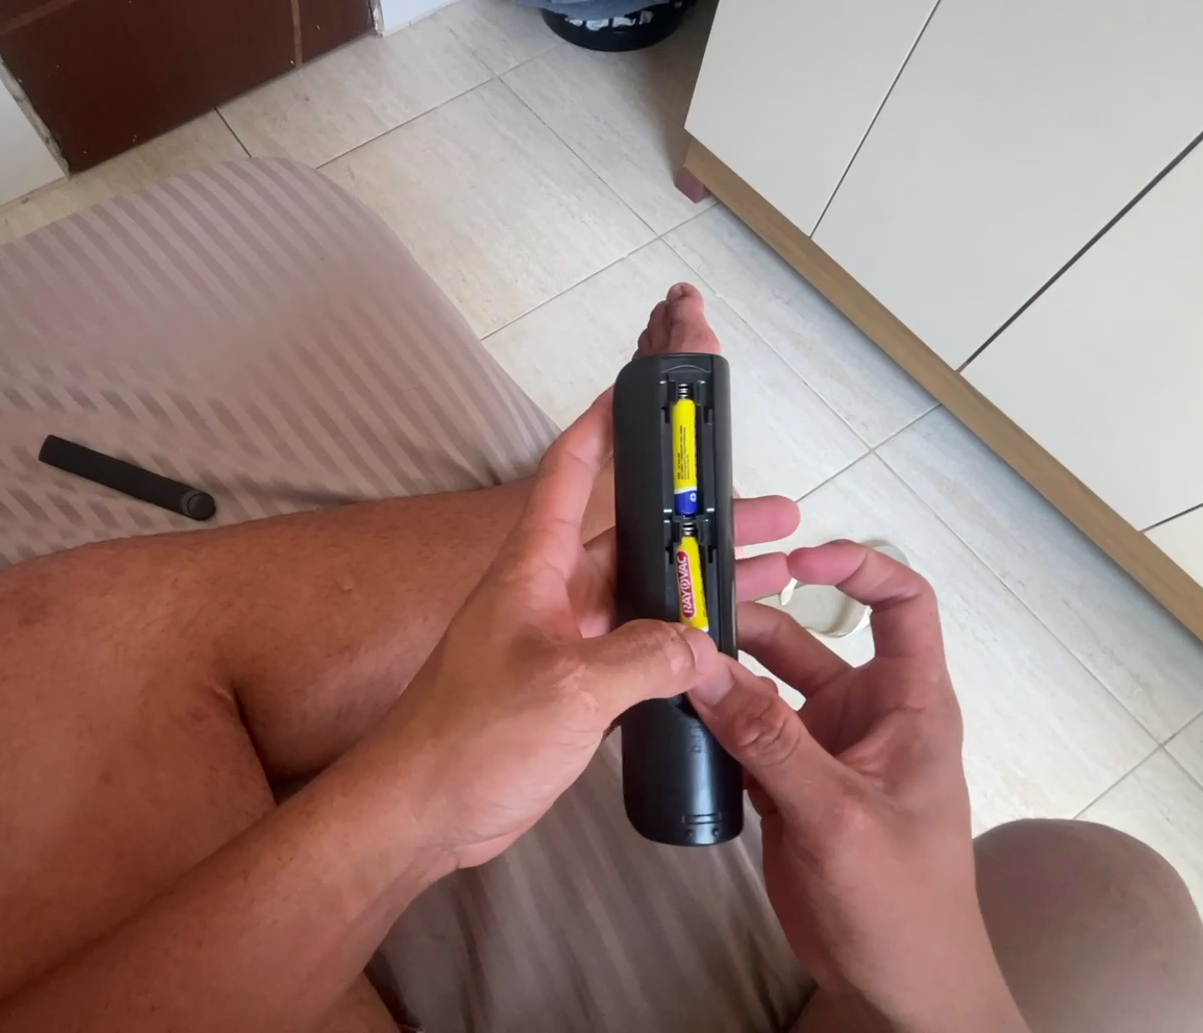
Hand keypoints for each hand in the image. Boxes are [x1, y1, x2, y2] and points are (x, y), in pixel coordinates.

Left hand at [356, 394, 793, 868]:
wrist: (427, 808)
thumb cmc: (475, 733)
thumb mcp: (567, 687)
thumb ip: (644, 657)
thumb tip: (705, 644)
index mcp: (534, 566)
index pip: (566, 474)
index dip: (599, 428)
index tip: (636, 394)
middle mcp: (551, 592)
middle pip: (634, 540)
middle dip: (700, 525)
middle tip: (773, 515)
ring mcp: (565, 639)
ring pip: (645, 598)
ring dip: (702, 588)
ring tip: (776, 575)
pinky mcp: (575, 683)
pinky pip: (639, 649)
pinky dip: (680, 645)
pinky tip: (727, 650)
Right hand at [688, 543, 1025, 1032]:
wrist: (893, 991)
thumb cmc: (899, 903)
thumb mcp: (836, 815)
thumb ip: (767, 739)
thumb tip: (700, 664)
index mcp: (906, 703)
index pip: (903, 605)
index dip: (856, 567)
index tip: (795, 560)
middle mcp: (860, 708)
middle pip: (802, 636)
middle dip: (747, 620)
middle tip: (682, 614)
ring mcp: (816, 741)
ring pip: (760, 680)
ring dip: (718, 668)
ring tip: (664, 657)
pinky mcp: (781, 773)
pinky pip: (738, 724)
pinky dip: (708, 712)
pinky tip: (668, 706)